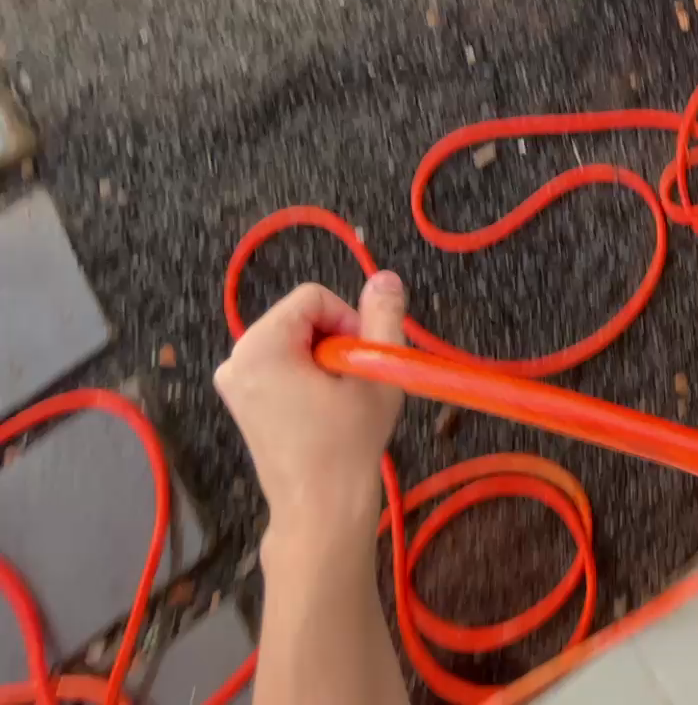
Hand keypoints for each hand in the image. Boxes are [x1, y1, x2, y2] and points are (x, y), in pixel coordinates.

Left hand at [215, 274, 407, 535]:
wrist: (321, 499)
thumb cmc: (350, 437)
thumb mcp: (379, 370)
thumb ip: (383, 317)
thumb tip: (386, 276)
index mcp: (260, 348)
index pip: (314, 297)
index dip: (349, 318)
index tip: (362, 354)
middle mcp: (235, 358)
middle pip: (303, 315)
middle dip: (339, 335)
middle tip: (357, 375)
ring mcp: (234, 379)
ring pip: (298, 336)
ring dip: (329, 354)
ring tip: (343, 391)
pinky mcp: (242, 395)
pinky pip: (285, 357)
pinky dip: (312, 368)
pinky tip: (326, 401)